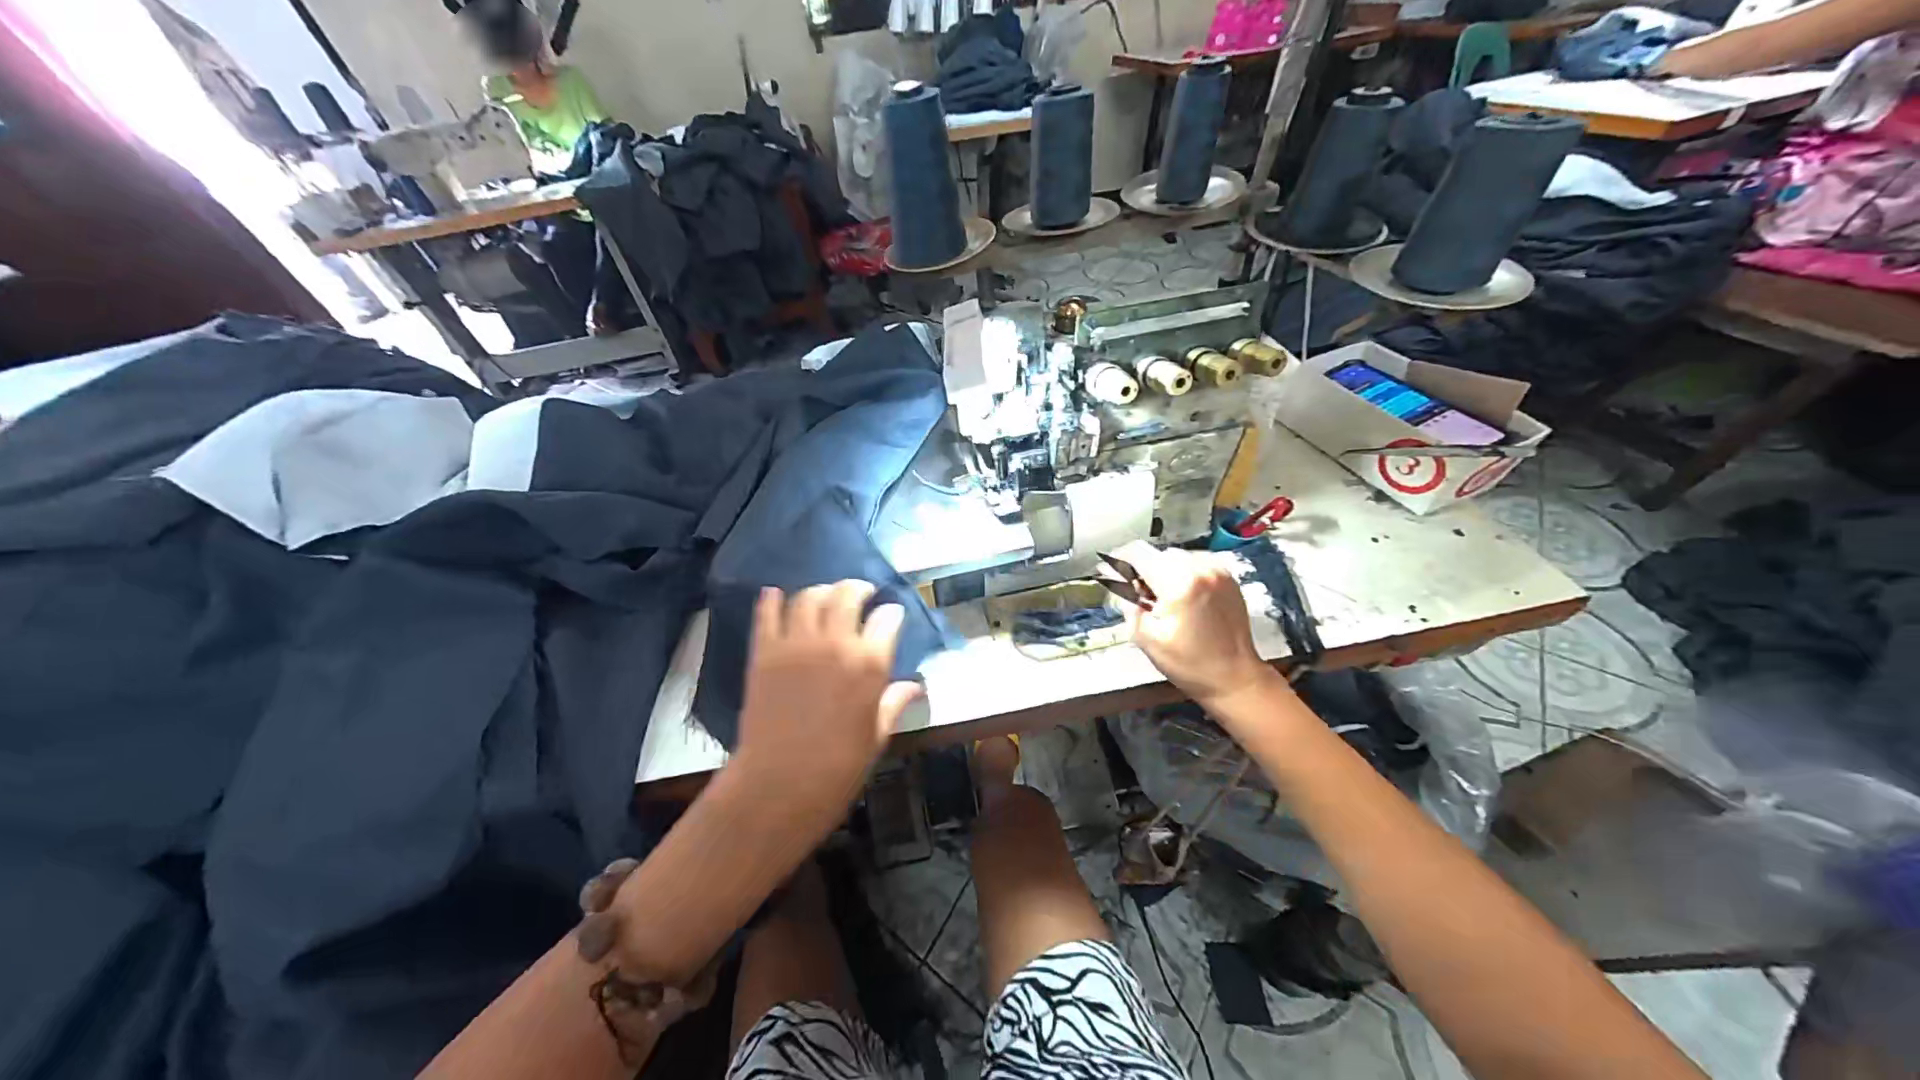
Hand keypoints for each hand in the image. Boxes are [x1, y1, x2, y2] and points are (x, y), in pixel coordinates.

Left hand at [730, 582, 922, 824]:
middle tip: (862, 593)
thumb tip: (914, 687)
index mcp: (869, 664)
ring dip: (821, 590)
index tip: (891, 615)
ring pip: (809, 597)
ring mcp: (796, 645)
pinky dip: (771, 600)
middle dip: (858, 588)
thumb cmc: (838, 768)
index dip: (892, 614)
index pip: (887, 619)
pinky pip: (767, 614)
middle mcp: (835, 643)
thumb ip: (893, 702)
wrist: (778, 786)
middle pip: (847, 595)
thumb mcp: (876, 735)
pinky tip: (775, 594)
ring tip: (826, 595)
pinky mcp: (764, 653)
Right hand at [1117, 543, 1273, 709]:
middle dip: (1143, 571)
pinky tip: (1182, 597)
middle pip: (1158, 555)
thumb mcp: (1145, 638)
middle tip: (1138, 596)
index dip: (1119, 561)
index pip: (1139, 554)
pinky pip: (1196, 564)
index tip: (1107, 571)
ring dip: (1163, 571)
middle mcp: (1201, 569)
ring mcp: (1218, 572)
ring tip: (1162, 599)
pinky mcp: (1228, 578)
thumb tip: (1121, 582)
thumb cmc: (1188, 663)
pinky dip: (1183, 574)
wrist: (1234, 678)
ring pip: (1177, 557)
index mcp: (1179, 583)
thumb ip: (1129, 605)